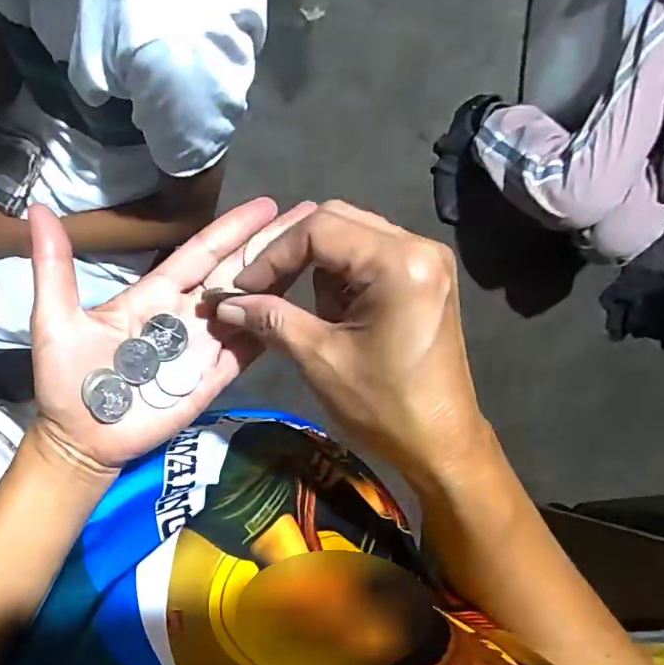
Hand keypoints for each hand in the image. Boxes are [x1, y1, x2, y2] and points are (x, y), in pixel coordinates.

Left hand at [27, 199, 316, 474]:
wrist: (79, 439)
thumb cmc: (66, 382)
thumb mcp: (55, 319)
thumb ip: (55, 266)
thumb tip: (36, 210)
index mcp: (151, 296)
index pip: (199, 254)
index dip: (231, 229)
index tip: (266, 205)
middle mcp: (183, 317)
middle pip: (233, 274)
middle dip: (269, 245)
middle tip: (310, 217)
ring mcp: (199, 350)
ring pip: (246, 309)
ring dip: (279, 283)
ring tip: (316, 256)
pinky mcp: (209, 382)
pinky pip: (244, 353)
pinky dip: (270, 332)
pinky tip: (299, 312)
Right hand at [214, 200, 488, 486]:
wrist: (439, 443)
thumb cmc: (382, 406)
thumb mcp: (319, 359)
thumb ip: (271, 320)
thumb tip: (224, 303)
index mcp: (398, 263)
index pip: (318, 229)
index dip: (271, 256)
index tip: (240, 290)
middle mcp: (418, 247)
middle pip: (335, 221)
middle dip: (289, 255)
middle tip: (256, 289)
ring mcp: (425, 261)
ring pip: (350, 236)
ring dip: (313, 268)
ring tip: (296, 309)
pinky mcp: (422, 279)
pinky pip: (367, 258)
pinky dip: (337, 278)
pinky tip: (327, 313)